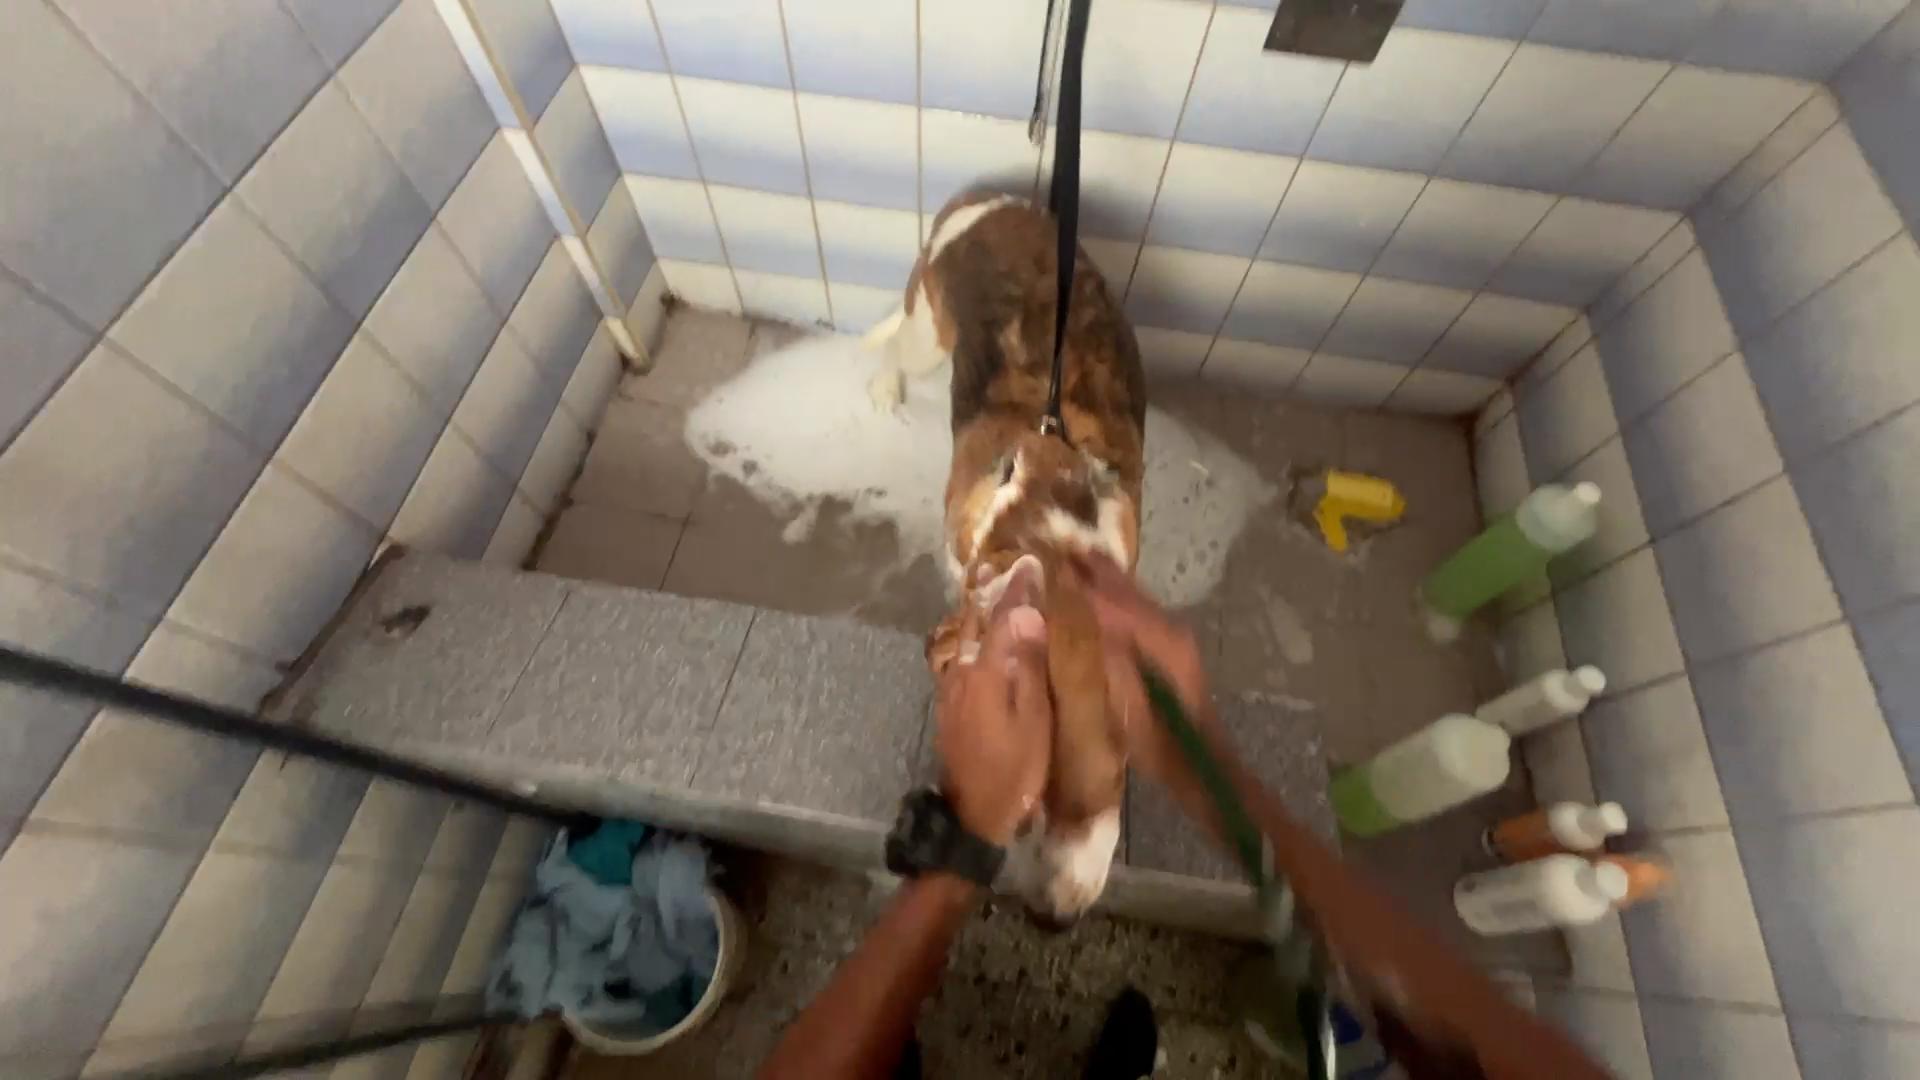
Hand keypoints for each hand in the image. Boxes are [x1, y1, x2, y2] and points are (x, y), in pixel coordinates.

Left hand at [935, 569, 1052, 845]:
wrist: (973, 816)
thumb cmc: (1014, 771)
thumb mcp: (1033, 721)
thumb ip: (1027, 665)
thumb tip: (1028, 613)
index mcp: (985, 673)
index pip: (1004, 619)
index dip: (1019, 590)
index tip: (1031, 562)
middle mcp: (962, 672)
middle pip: (978, 623)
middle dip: (994, 595)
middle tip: (1008, 567)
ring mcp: (952, 688)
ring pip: (968, 639)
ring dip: (984, 614)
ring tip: (1000, 594)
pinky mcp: (951, 703)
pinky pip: (965, 657)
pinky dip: (978, 639)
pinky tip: (989, 640)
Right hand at [1067, 554, 1215, 790]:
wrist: (1200, 763)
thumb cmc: (1158, 742)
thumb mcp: (1123, 707)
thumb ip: (1102, 661)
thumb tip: (1072, 623)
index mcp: (1158, 640)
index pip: (1112, 601)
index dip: (1081, 583)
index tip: (1052, 565)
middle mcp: (1168, 628)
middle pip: (1126, 590)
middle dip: (1094, 569)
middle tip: (1060, 547)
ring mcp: (1173, 636)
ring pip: (1134, 596)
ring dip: (1105, 579)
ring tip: (1075, 560)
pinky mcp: (1171, 646)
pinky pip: (1139, 610)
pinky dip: (1117, 597)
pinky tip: (1100, 593)